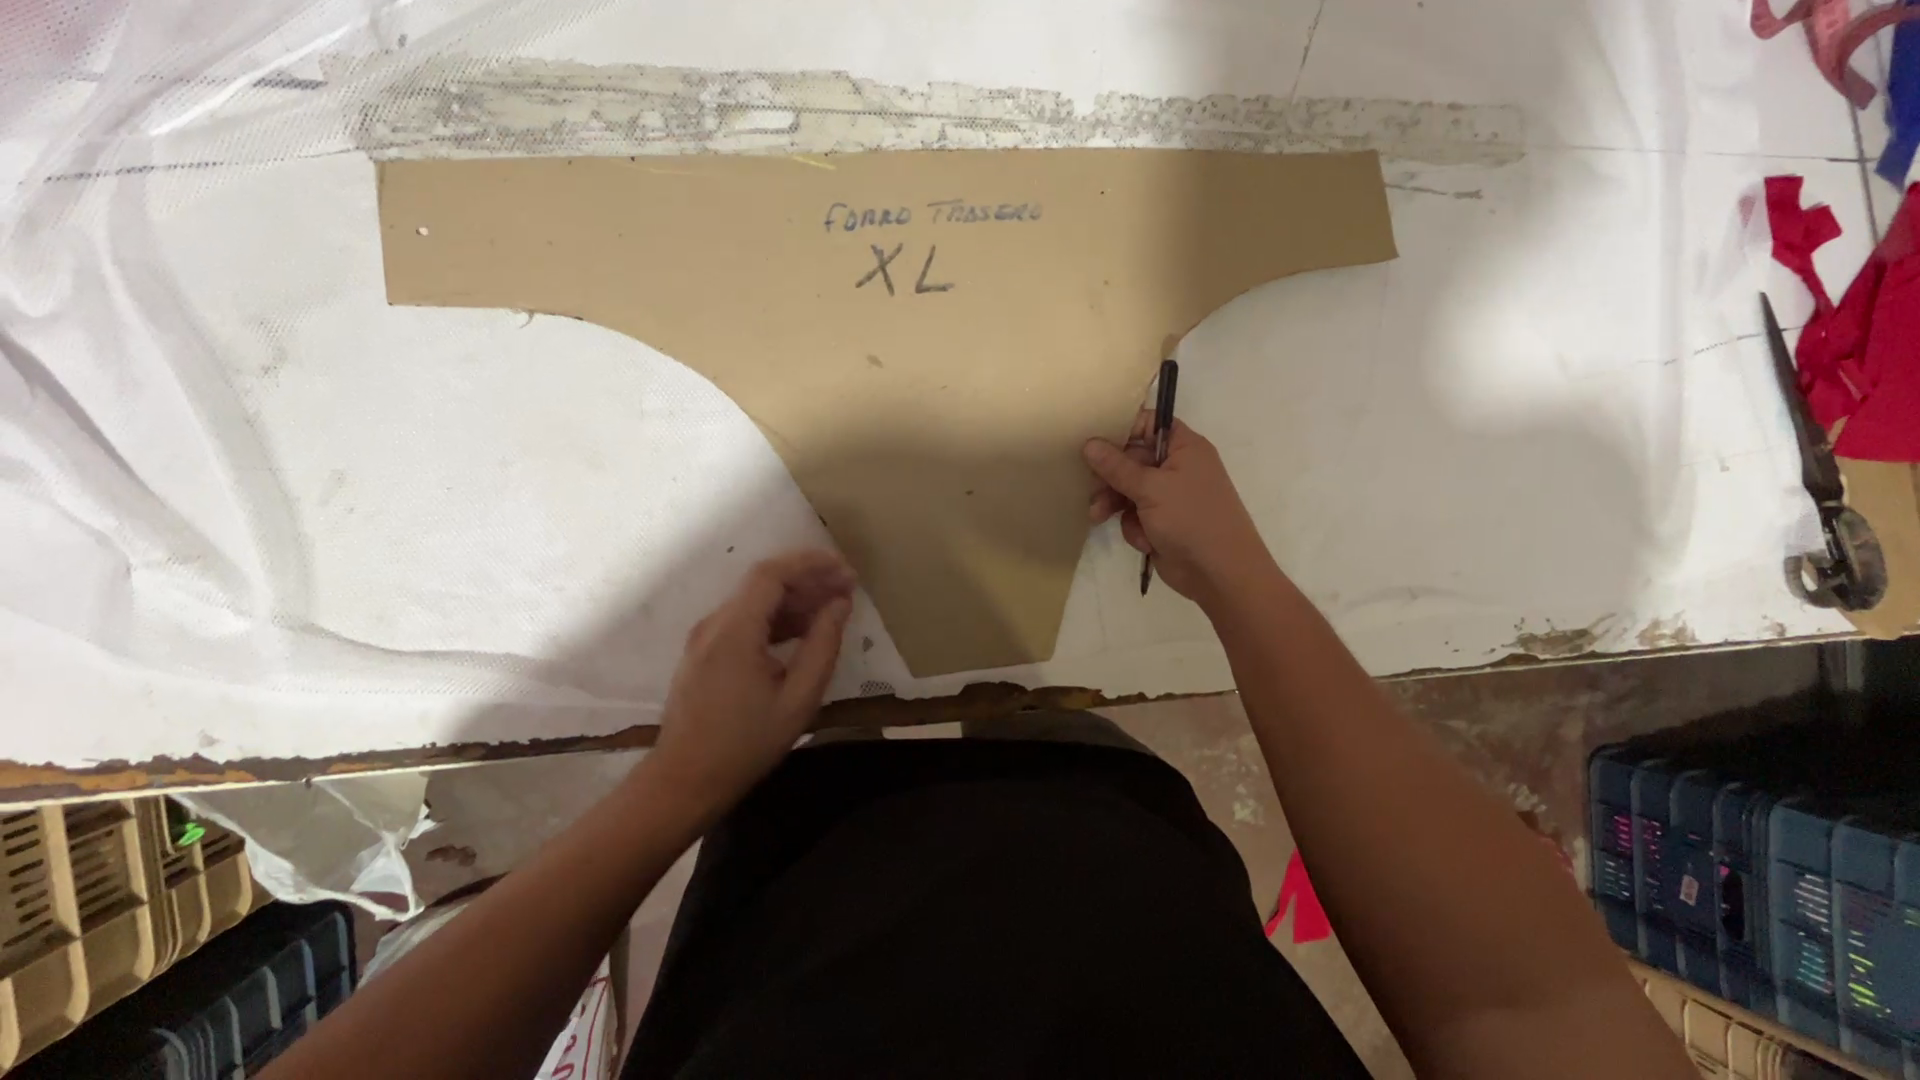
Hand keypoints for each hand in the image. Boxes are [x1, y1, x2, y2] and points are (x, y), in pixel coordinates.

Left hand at [649, 550, 855, 807]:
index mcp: (735, 631)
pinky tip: (803, 632)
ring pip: (753, 601)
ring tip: (833, 608)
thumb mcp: (798, 699)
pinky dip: (776, 618)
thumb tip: (840, 604)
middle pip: (763, 583)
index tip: (846, 572)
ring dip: (794, 599)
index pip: (772, 573)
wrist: (685, 780)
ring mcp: (704, 639)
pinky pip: (743, 621)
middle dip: (808, 579)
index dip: (811, 564)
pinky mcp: (703, 654)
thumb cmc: (745, 744)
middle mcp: (714, 625)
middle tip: (848, 588)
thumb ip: (822, 646)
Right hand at [1084, 415, 1272, 606]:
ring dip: (1114, 503)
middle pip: (1131, 459)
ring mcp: (1169, 495)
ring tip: (1098, 516)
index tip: (1093, 438)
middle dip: (1110, 476)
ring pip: (1127, 489)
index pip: (1148, 424)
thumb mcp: (1151, 488)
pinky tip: (1143, 540)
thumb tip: (1089, 443)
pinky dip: (1133, 526)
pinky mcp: (1161, 521)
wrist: (1219, 572)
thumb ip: (1117, 466)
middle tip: (1090, 486)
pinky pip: (1134, 514)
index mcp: (1184, 447)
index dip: (1121, 429)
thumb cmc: (1191, 518)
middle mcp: (1176, 466)